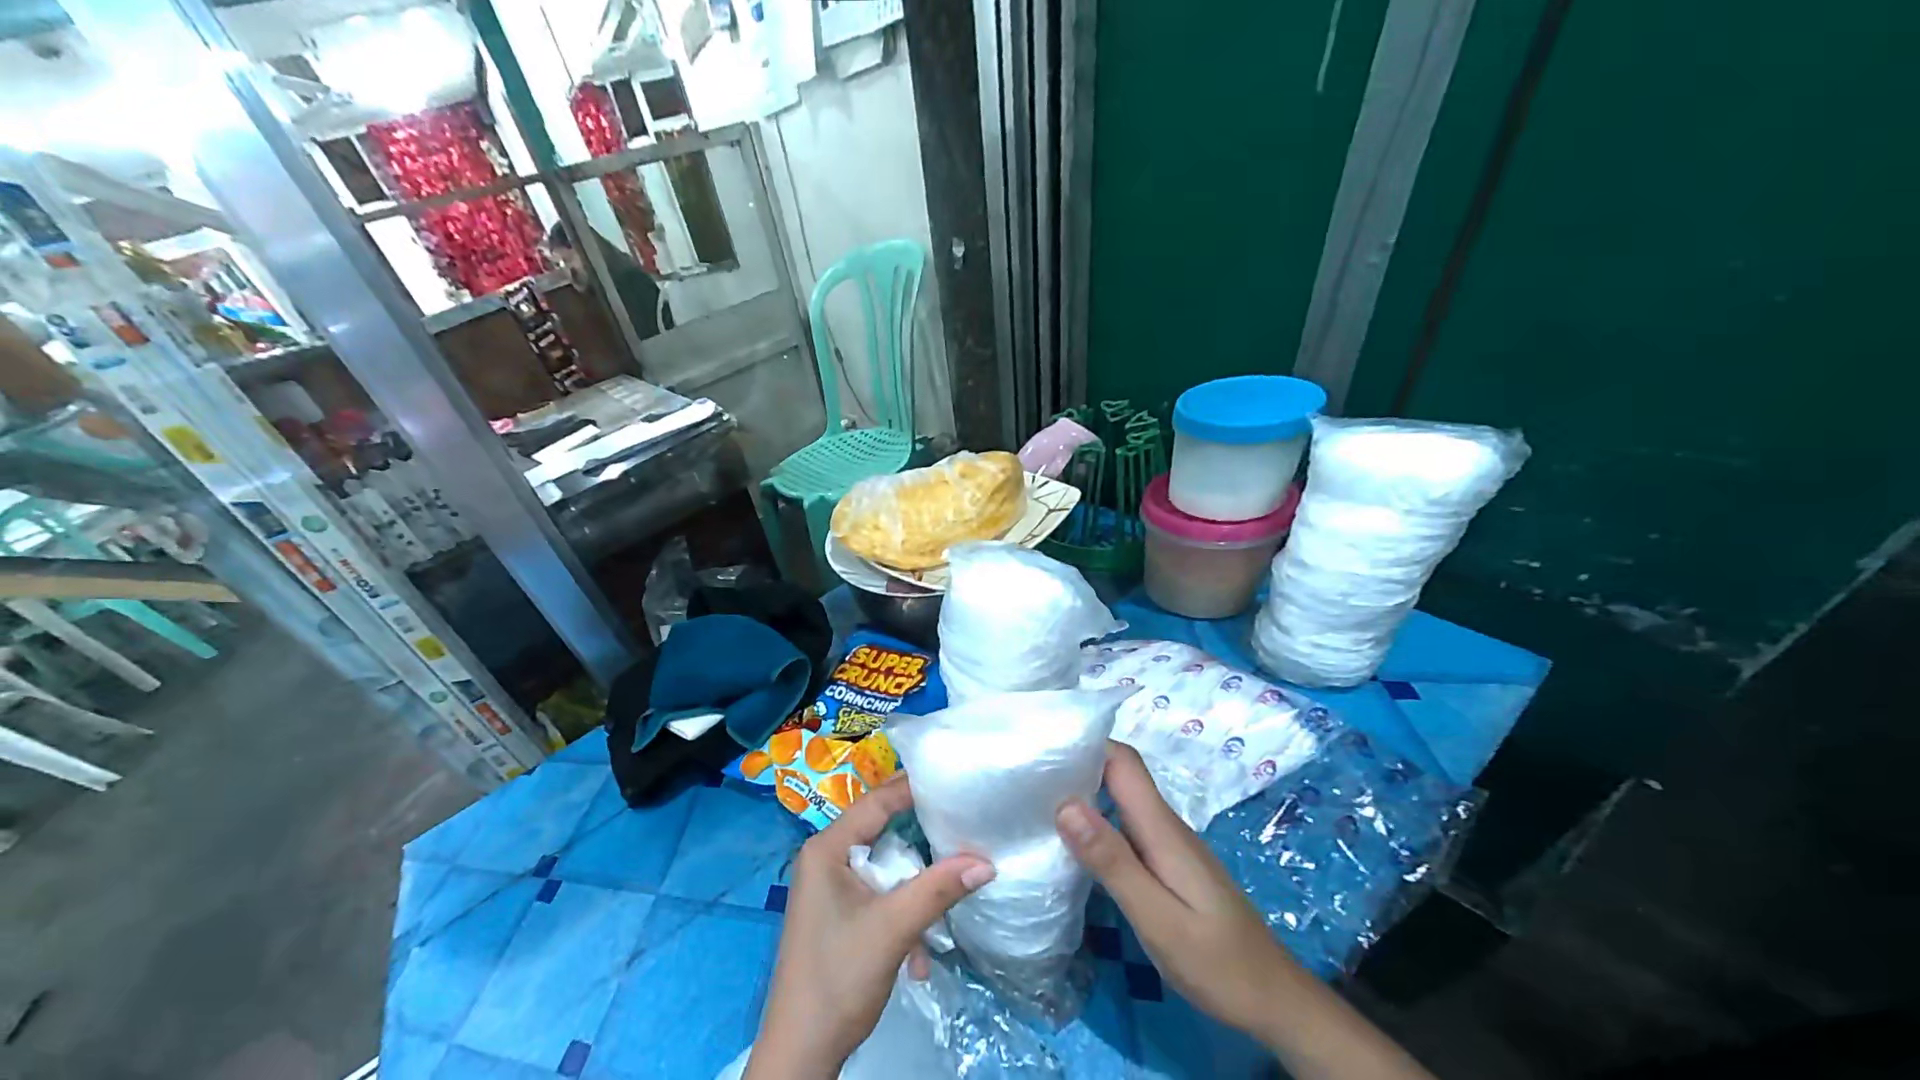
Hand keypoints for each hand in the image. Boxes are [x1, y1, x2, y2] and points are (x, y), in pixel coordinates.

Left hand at [745, 775, 995, 1079]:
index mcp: (826, 850)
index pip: (875, 802)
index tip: (952, 777)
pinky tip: (919, 957)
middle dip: (922, 836)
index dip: (912, 787)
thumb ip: (938, 889)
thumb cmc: (839, 977)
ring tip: (953, 885)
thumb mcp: (893, 928)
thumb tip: (987, 862)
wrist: (801, 1052)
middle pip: (881, 832)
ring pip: (885, 868)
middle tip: (963, 820)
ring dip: (916, 887)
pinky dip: (902, 916)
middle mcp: (825, 861)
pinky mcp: (839, 917)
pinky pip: (879, 897)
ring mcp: (831, 891)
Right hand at [1054, 742, 1295, 1039]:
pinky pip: (1126, 826)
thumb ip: (1113, 862)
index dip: (1085, 746)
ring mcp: (1167, 845)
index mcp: (1162, 829)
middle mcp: (1165, 826)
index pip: (1123, 762)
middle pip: (1119, 774)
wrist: (1274, 1000)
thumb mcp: (1159, 918)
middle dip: (1076, 766)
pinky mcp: (1167, 864)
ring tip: (1036, 803)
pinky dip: (1096, 823)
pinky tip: (1072, 843)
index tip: (1042, 749)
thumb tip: (1065, 805)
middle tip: (1026, 777)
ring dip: (1083, 794)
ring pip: (1121, 800)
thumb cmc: (1217, 963)